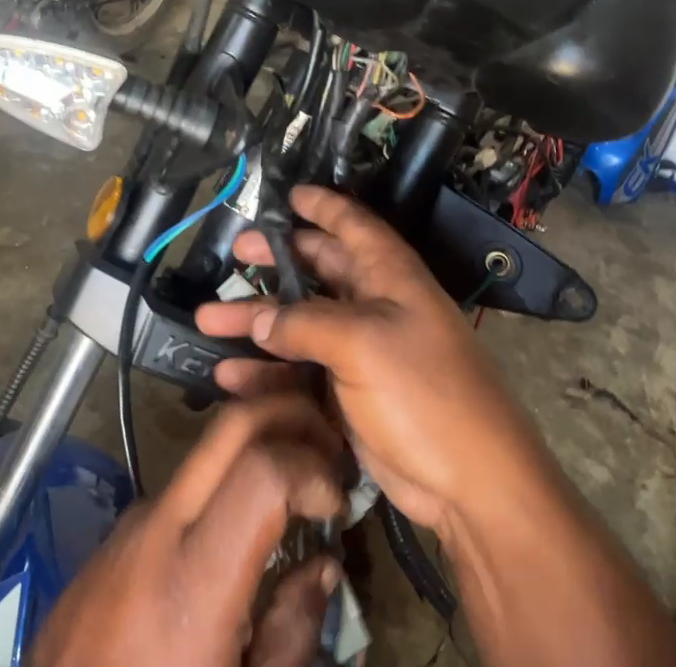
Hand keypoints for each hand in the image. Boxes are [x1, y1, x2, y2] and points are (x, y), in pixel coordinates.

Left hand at [27, 393, 346, 666]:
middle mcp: (154, 531)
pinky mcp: (106, 542)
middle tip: (329, 448)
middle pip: (229, 428)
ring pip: (201, 457)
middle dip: (290, 415)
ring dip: (255, 454)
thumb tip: (320, 567)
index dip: (312, 468)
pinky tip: (233, 534)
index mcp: (193, 580)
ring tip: (291, 492)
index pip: (262, 469)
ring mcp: (124, 529)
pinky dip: (218, 492)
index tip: (335, 503)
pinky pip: (173, 496)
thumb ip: (292, 632)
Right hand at [195, 186, 550, 532]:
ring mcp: (361, 354)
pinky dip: (266, 371)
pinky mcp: (349, 395)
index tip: (288, 195)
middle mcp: (375, 307)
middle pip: (318, 271)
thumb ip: (304, 323)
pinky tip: (229, 375)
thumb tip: (258, 319)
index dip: (323, 207)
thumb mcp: (363, 343)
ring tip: (207, 320)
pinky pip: (299, 372)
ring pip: (299, 325)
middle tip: (235, 254)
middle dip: (277, 261)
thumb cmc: (424, 392)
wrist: (468, 481)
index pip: (353, 226)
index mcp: (389, 277)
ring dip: (256, 322)